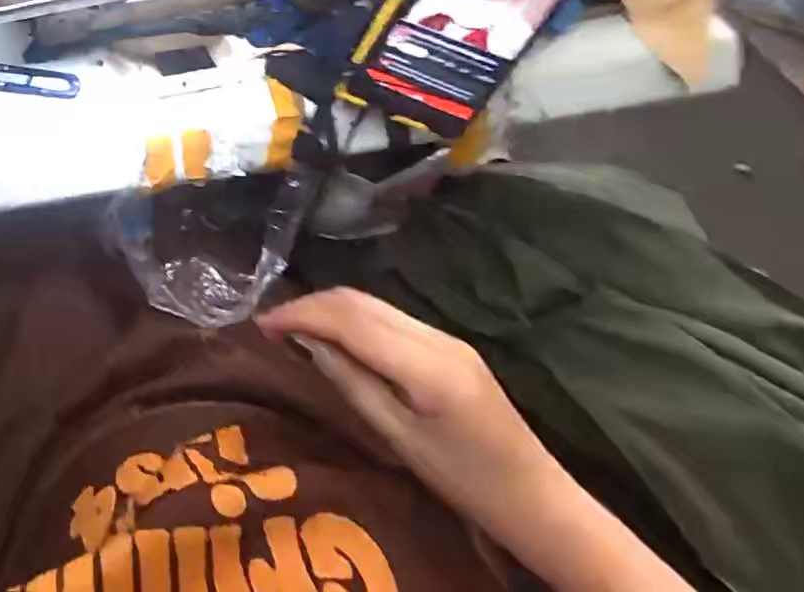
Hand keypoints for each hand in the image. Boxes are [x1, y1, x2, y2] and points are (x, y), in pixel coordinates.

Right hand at [256, 288, 561, 526]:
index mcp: (426, 366)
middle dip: (307, 305)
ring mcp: (444, 336)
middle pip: (356, 301)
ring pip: (368, 302)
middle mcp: (436, 338)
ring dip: (325, 308)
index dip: (299, 314)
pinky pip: (383, 315)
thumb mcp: (397, 436)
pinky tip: (330, 334)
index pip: (348, 319)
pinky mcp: (445, 343)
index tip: (261, 324)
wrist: (542, 503)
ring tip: (292, 327)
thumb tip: (304, 341)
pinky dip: (347, 317)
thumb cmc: (466, 481)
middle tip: (270, 325)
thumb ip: (349, 380)